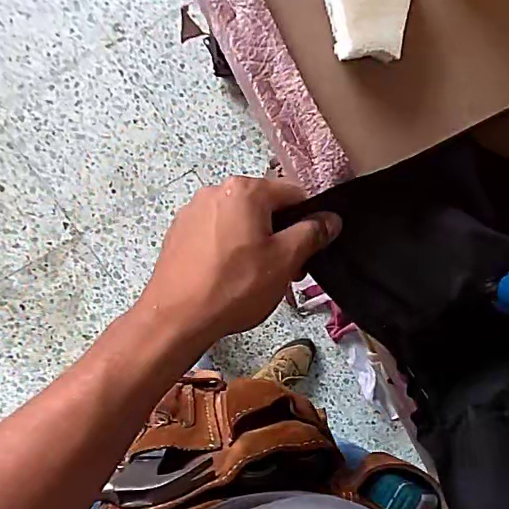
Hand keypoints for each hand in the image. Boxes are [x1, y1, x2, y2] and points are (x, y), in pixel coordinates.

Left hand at [138, 176, 339, 348]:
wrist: (178, 317)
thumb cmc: (233, 288)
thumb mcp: (285, 260)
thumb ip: (313, 233)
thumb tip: (330, 220)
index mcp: (245, 190)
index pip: (295, 194)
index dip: (310, 222)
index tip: (310, 250)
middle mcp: (216, 191)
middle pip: (266, 207)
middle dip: (282, 236)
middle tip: (286, 271)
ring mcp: (194, 211)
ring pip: (242, 222)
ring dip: (257, 244)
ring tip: (258, 279)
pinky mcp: (180, 233)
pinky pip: (218, 234)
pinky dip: (231, 251)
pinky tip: (232, 278)